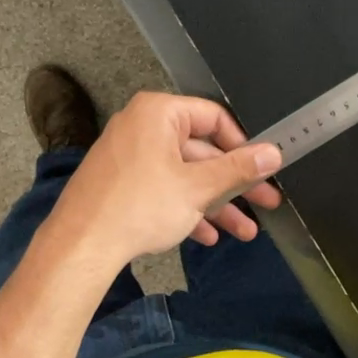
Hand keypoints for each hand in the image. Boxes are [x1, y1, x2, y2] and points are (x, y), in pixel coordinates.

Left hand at [43, 91, 282, 269]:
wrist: (83, 244)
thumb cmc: (142, 206)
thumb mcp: (198, 188)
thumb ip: (238, 169)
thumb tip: (274, 153)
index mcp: (159, 113)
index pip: (214, 118)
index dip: (243, 145)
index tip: (262, 170)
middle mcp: (143, 127)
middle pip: (201, 152)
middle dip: (234, 185)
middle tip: (267, 204)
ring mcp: (130, 157)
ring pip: (185, 176)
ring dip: (216, 205)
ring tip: (245, 232)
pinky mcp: (122, 185)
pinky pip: (163, 190)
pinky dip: (185, 209)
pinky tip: (208, 236)